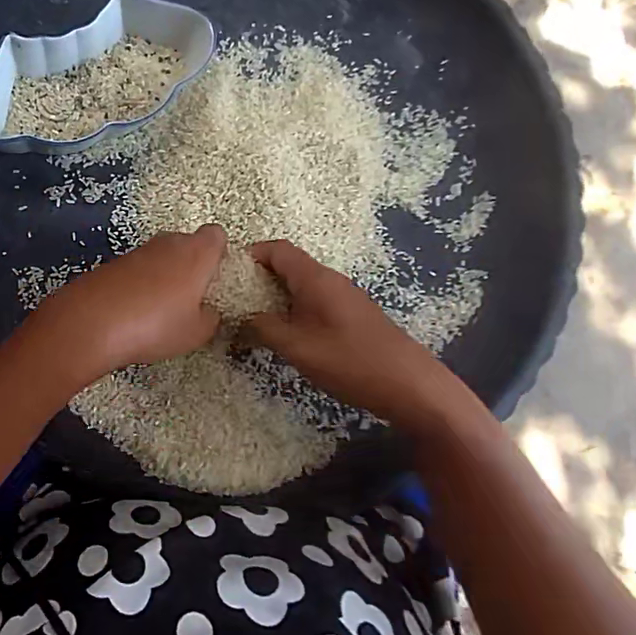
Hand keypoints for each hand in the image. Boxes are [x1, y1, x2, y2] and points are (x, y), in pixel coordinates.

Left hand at [26, 225, 226, 380]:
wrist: (91, 322)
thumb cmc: (155, 325)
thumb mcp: (197, 333)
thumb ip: (211, 317)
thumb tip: (207, 311)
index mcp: (196, 253)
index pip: (217, 235)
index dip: (219, 253)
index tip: (215, 279)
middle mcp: (168, 243)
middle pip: (187, 243)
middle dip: (191, 265)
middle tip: (191, 298)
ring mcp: (137, 251)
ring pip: (161, 256)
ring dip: (164, 275)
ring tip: (160, 310)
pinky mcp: (112, 263)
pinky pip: (137, 269)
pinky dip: (139, 284)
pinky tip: (134, 311)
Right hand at [244, 239, 454, 422]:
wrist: (409, 385)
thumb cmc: (349, 360)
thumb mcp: (296, 346)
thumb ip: (263, 328)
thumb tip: (240, 319)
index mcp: (315, 278)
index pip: (277, 249)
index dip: (250, 255)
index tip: (226, 275)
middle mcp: (329, 280)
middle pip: (287, 267)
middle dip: (257, 280)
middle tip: (231, 302)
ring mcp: (343, 299)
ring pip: (300, 288)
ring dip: (274, 299)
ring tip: (251, 321)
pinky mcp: (351, 318)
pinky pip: (313, 304)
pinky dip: (293, 312)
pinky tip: (285, 336)